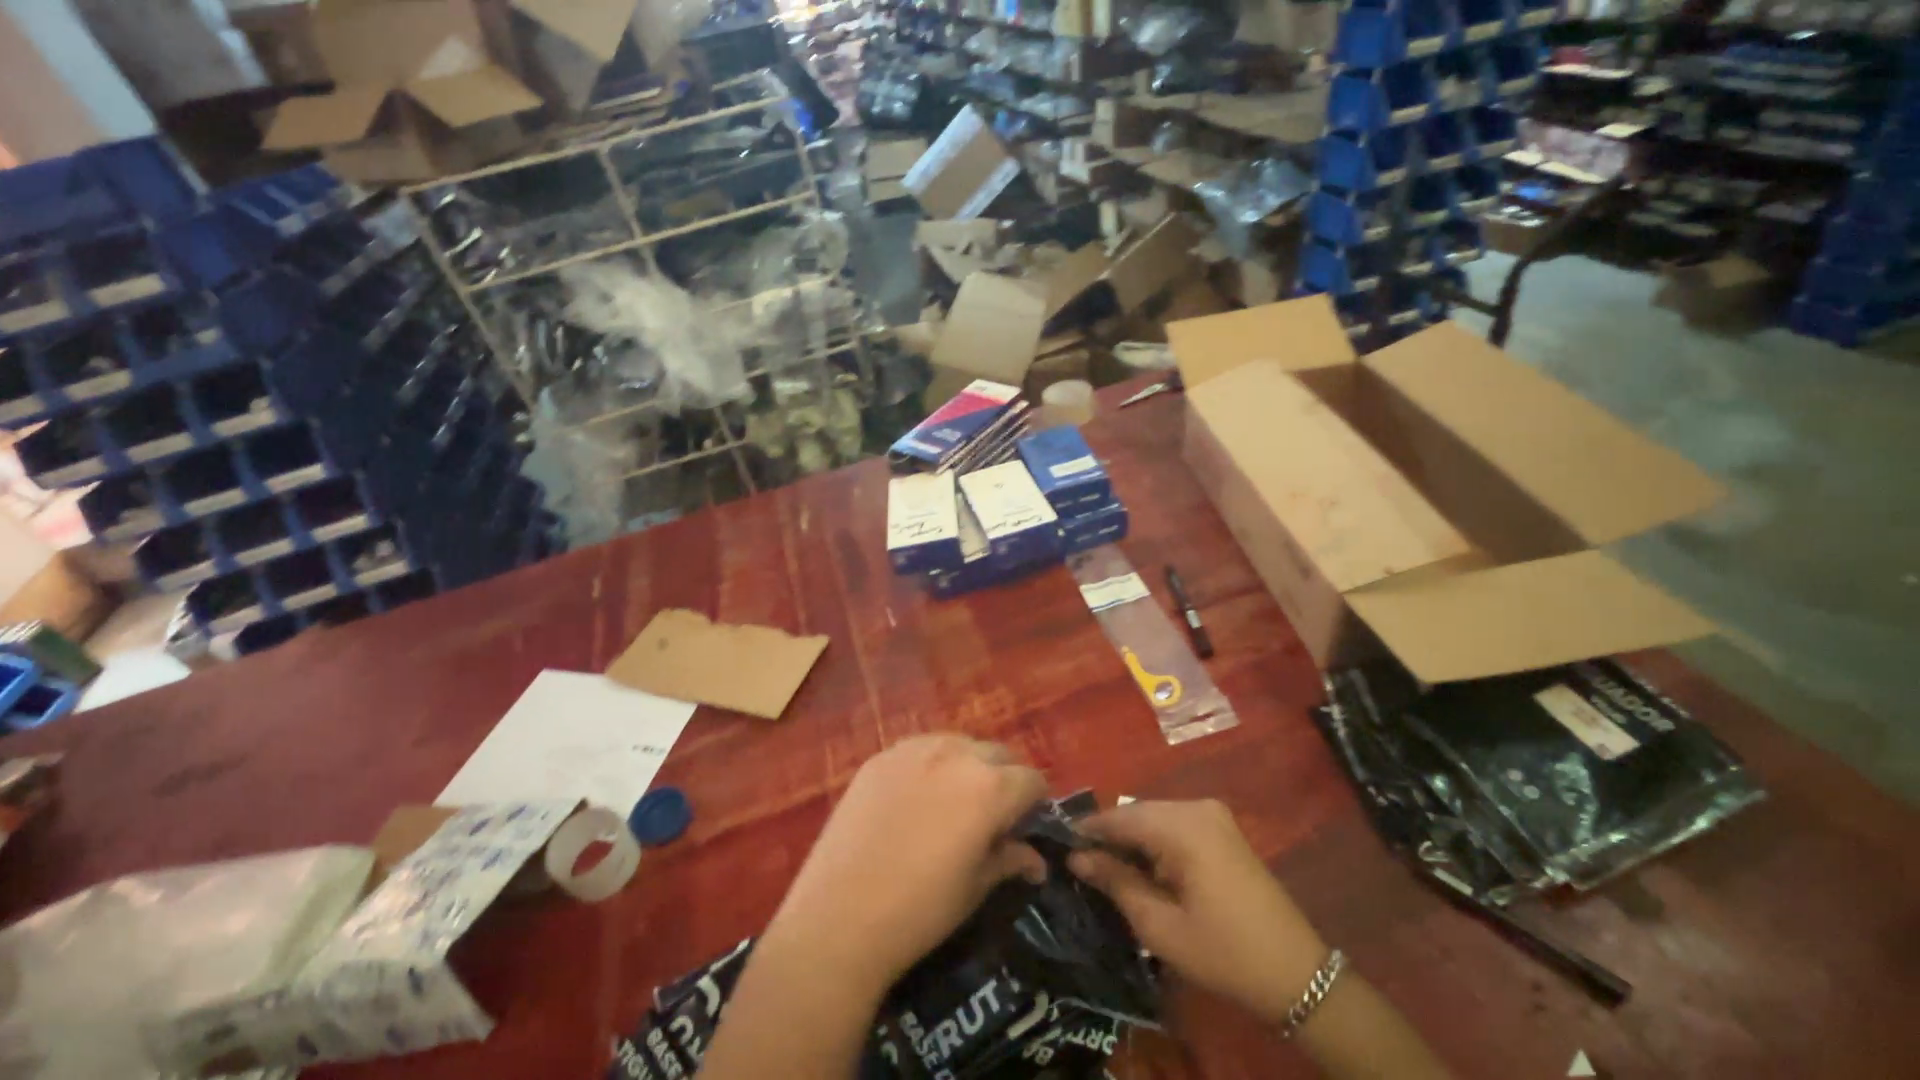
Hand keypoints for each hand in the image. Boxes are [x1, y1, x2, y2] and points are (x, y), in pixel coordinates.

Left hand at [766, 735, 1048, 991]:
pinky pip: (919, 750)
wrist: (838, 919)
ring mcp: (912, 751)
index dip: (1034, 804)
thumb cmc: (920, 911)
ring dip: (967, 766)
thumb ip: (1009, 859)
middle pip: (997, 754)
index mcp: (991, 787)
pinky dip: (929, 766)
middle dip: (1004, 780)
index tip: (1025, 827)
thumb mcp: (976, 888)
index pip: (1032, 780)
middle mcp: (956, 755)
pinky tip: (916, 800)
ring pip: (958, 745)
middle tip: (992, 817)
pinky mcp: (877, 758)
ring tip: (953, 804)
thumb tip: (1035, 859)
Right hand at [1068, 799, 1328, 1023]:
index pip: (1117, 817)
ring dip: (1129, 842)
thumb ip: (1115, 881)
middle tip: (1076, 866)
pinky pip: (1174, 827)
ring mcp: (1215, 817)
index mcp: (1182, 826)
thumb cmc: (1221, 952)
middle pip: (1135, 814)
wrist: (1295, 974)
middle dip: (1107, 837)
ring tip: (1103, 872)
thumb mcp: (1158, 924)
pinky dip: (1153, 844)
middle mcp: (1198, 808)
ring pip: (1153, 819)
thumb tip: (1075, 857)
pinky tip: (1139, 871)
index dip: (1084, 832)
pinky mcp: (1223, 832)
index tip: (1054, 850)